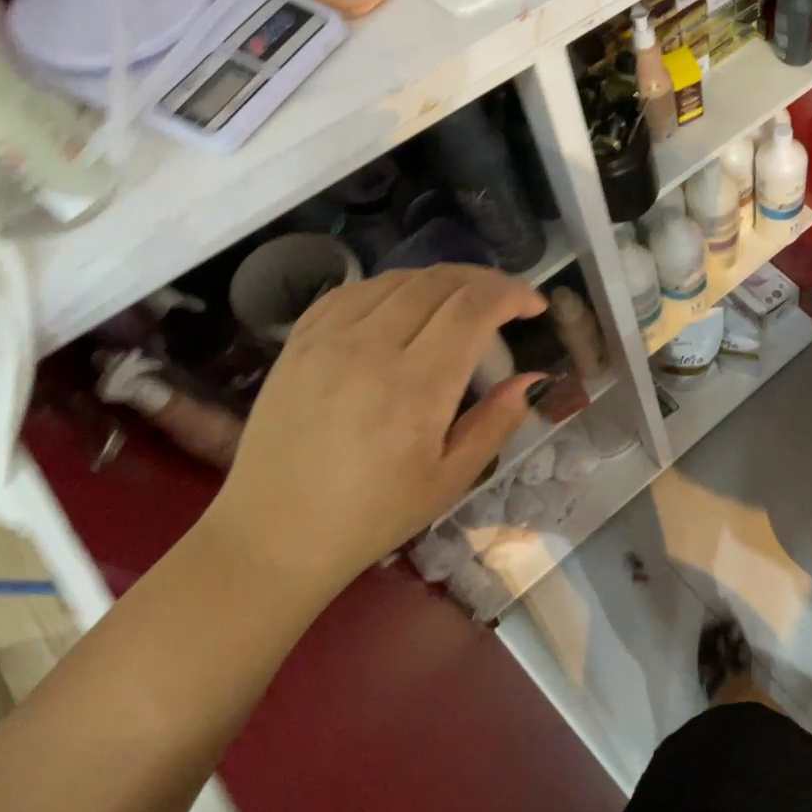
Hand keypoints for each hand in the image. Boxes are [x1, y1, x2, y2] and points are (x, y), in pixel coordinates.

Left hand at [200, 266, 546, 585]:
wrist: (276, 531)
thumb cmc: (374, 514)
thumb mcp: (451, 479)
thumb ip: (496, 422)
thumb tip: (534, 379)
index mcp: (416, 386)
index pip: (472, 308)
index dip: (511, 294)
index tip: (534, 305)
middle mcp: (370, 348)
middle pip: (438, 283)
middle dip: (485, 281)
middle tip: (509, 301)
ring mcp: (327, 340)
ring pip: (397, 280)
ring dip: (442, 281)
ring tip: (464, 301)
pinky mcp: (298, 343)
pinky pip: (352, 291)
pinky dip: (392, 287)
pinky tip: (407, 305)